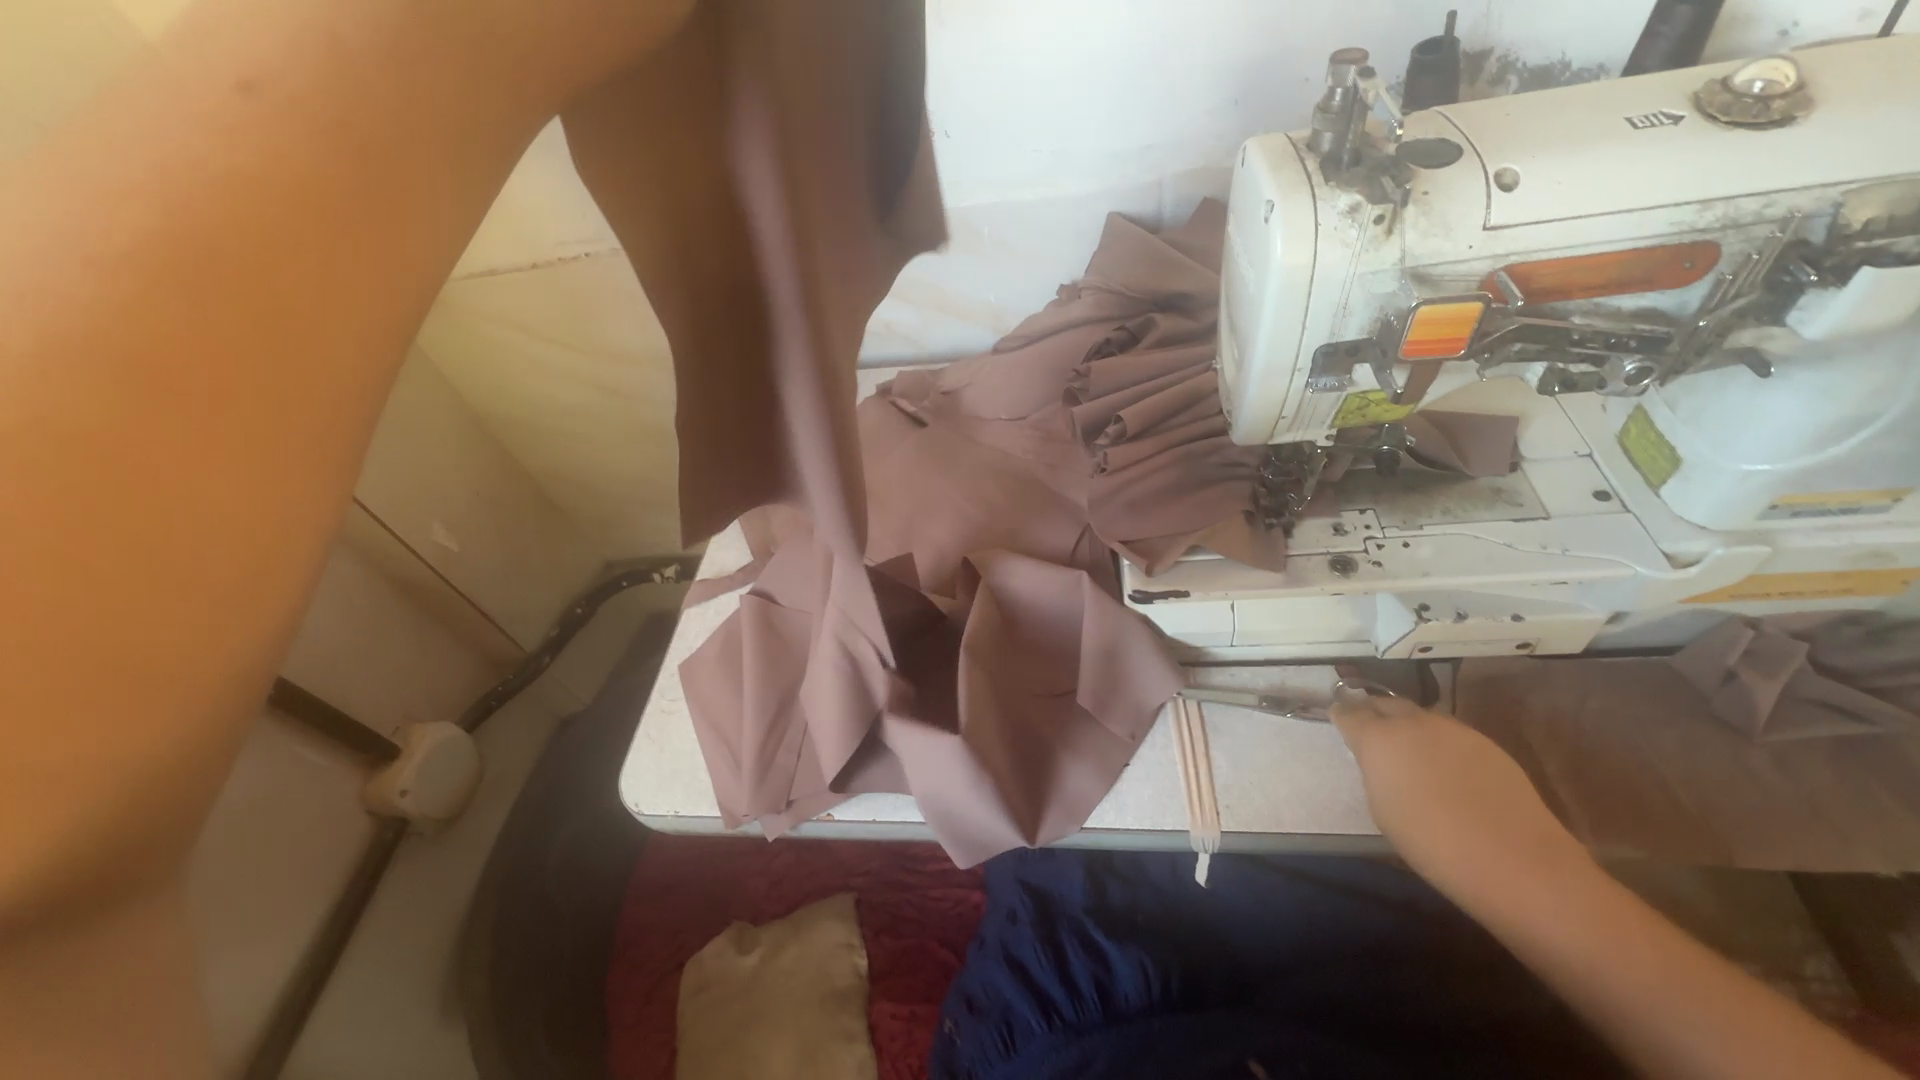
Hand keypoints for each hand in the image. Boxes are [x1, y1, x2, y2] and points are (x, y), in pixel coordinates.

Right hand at [1330, 695, 1592, 907]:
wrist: (1512, 856)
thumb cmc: (1430, 842)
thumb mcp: (1382, 808)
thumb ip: (1376, 773)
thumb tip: (1381, 761)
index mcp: (1379, 738)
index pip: (1349, 713)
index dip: (1341, 716)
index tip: (1338, 721)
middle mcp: (1414, 723)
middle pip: (1386, 704)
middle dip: (1373, 712)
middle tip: (1369, 729)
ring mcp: (1454, 729)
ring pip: (1421, 717)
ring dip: (1409, 726)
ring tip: (1408, 750)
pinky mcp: (1486, 743)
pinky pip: (1450, 734)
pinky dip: (1439, 743)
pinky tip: (1446, 769)